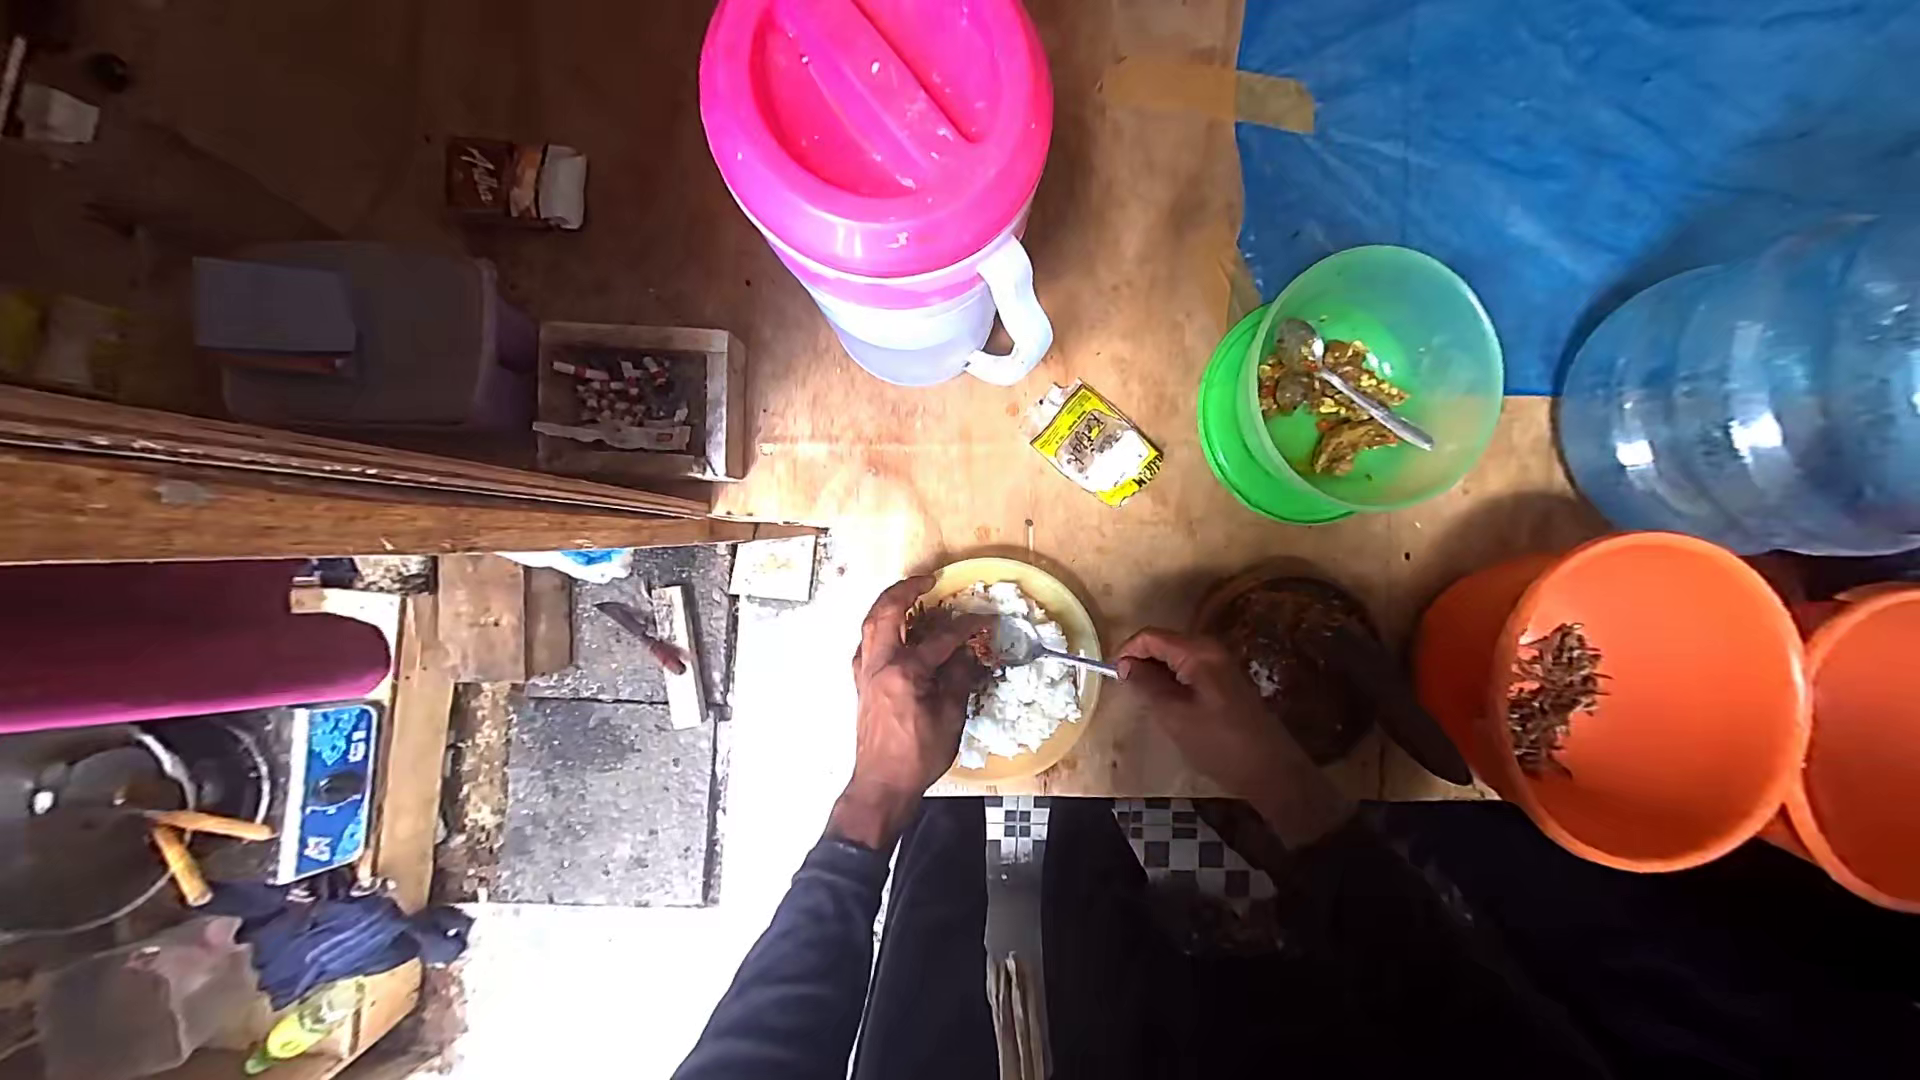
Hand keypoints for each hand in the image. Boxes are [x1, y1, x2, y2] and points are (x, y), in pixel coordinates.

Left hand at [831, 576, 990, 849]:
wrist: (881, 784)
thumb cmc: (917, 755)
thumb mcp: (950, 716)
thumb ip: (958, 677)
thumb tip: (969, 651)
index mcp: (904, 672)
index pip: (940, 637)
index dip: (965, 626)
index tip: (982, 621)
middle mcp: (879, 664)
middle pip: (887, 612)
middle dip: (907, 590)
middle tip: (928, 580)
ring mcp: (865, 672)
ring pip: (871, 623)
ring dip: (889, 603)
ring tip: (909, 595)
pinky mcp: (861, 682)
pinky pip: (867, 642)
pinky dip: (880, 627)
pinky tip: (894, 631)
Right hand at [1117, 627, 1351, 845]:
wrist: (1273, 772)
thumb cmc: (1219, 743)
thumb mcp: (1174, 715)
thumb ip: (1147, 684)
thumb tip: (1126, 665)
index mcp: (1198, 652)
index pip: (1150, 636)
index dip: (1127, 651)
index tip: (1113, 674)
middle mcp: (1211, 649)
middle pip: (1164, 641)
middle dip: (1141, 659)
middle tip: (1126, 686)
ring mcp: (1222, 664)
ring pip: (1176, 655)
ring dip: (1156, 670)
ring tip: (1143, 696)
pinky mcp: (1227, 679)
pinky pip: (1191, 667)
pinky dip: (1173, 678)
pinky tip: (1167, 701)